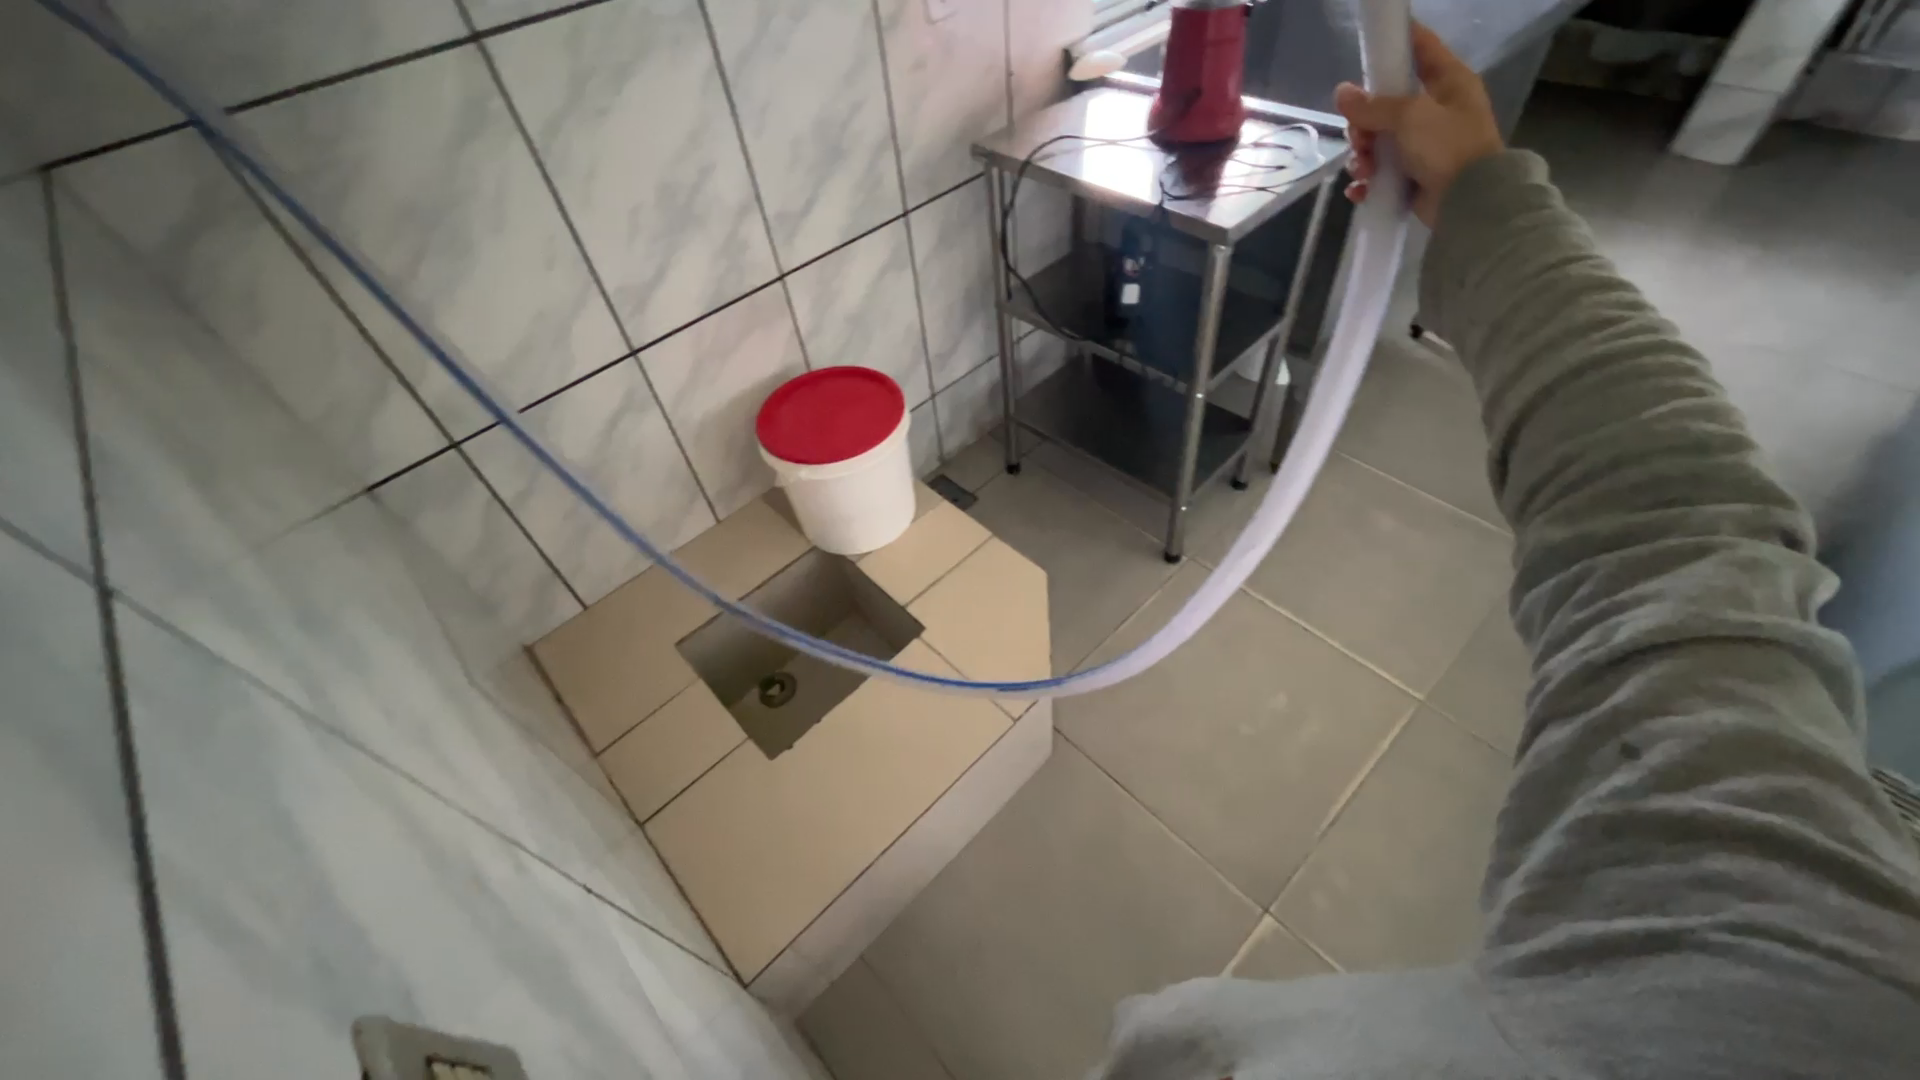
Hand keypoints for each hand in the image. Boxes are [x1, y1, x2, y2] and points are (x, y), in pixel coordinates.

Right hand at [1334, 23, 1503, 226]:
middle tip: (1361, 139)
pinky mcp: (1412, 175)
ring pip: (1378, 140)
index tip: (1372, 41)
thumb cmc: (1447, 147)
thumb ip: (1372, 105)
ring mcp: (1424, 144)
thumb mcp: (1409, 117)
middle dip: (1364, 123)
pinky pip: (1379, 172)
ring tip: (1364, 171)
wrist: (1468, 201)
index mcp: (1448, 82)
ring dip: (1363, 156)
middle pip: (1386, 103)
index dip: (1398, 39)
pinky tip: (1361, 189)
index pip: (1422, 47)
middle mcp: (1436, 109)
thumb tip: (1341, 92)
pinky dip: (1367, 181)